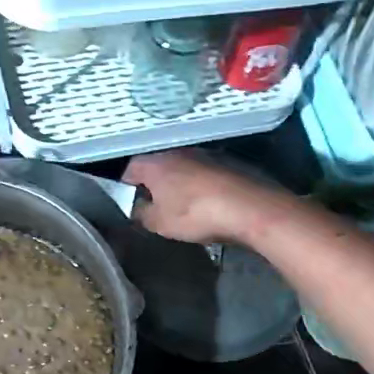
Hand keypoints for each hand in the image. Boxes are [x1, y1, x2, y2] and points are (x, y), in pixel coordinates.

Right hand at [123, 150, 284, 243]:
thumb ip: (141, 214)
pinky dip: (201, 188)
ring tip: (181, 210)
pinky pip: (204, 176)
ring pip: (182, 170)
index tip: (128, 205)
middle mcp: (178, 151)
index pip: (129, 169)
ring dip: (179, 186)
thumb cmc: (195, 213)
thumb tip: (136, 209)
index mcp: (156, 163)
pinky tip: (206, 206)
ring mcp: (205, 155)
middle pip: (157, 168)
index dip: (125, 189)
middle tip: (154, 210)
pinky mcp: (227, 163)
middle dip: (154, 187)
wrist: (248, 207)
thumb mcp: (158, 222)